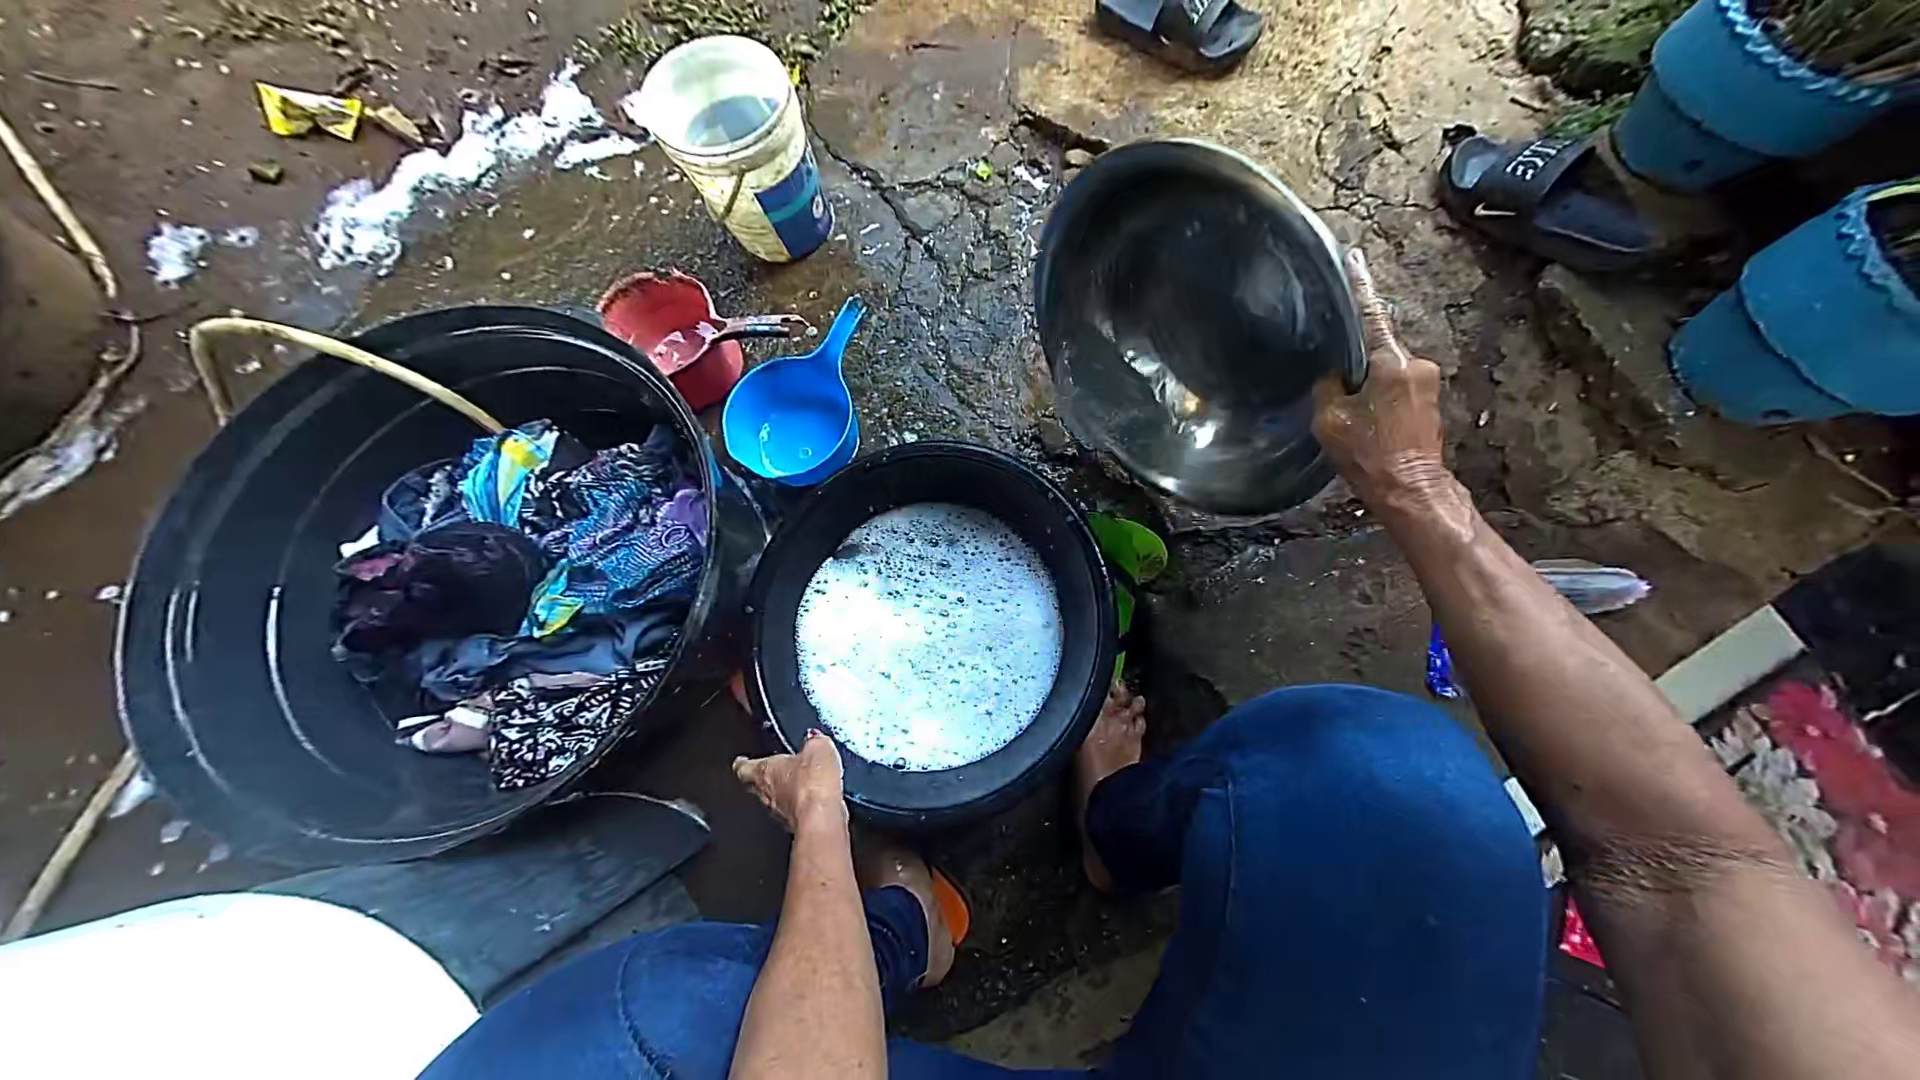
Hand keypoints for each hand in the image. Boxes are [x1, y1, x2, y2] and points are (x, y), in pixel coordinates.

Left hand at [734, 730, 846, 831]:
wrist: (822, 819)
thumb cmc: (810, 786)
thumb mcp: (817, 748)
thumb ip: (814, 742)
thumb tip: (816, 739)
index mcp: (764, 772)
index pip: (744, 768)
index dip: (743, 763)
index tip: (741, 761)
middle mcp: (767, 795)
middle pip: (756, 787)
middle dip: (762, 780)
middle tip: (769, 772)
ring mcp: (781, 814)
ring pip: (775, 802)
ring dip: (783, 794)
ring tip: (794, 786)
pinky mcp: (798, 826)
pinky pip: (795, 813)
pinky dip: (801, 807)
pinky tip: (814, 801)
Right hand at [1312, 248, 1453, 511]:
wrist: (1408, 488)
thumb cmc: (1368, 454)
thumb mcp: (1329, 419)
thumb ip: (1329, 386)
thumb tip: (1333, 376)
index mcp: (1392, 363)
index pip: (1369, 317)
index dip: (1358, 288)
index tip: (1353, 258)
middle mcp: (1418, 363)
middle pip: (1375, 350)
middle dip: (1354, 366)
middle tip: (1337, 398)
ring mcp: (1429, 381)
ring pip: (1385, 370)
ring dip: (1366, 386)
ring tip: (1352, 420)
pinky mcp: (1430, 399)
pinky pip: (1396, 385)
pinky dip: (1378, 398)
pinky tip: (1366, 424)